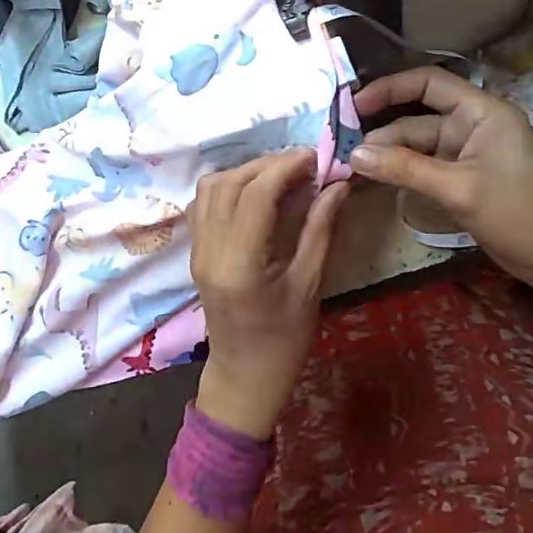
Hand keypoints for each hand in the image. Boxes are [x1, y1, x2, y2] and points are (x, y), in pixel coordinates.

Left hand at [188, 149, 348, 438]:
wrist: (245, 375)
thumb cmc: (284, 339)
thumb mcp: (309, 285)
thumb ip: (320, 230)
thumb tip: (337, 184)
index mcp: (240, 264)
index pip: (255, 194)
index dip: (285, 167)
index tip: (315, 158)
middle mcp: (210, 251)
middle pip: (228, 183)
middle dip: (267, 164)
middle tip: (304, 165)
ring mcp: (197, 250)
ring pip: (210, 188)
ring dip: (246, 172)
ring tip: (283, 176)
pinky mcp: (196, 252)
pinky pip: (204, 204)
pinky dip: (229, 187)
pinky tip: (258, 194)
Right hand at [349, 67, 532, 292]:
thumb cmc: (523, 212)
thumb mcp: (460, 189)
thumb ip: (406, 169)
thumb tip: (354, 153)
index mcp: (482, 112)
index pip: (429, 84)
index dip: (389, 89)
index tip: (352, 106)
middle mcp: (473, 128)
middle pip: (417, 120)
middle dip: (382, 134)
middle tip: (343, 154)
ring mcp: (469, 157)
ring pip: (419, 149)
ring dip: (389, 159)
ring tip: (352, 171)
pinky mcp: (466, 183)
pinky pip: (426, 171)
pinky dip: (402, 176)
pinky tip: (375, 184)